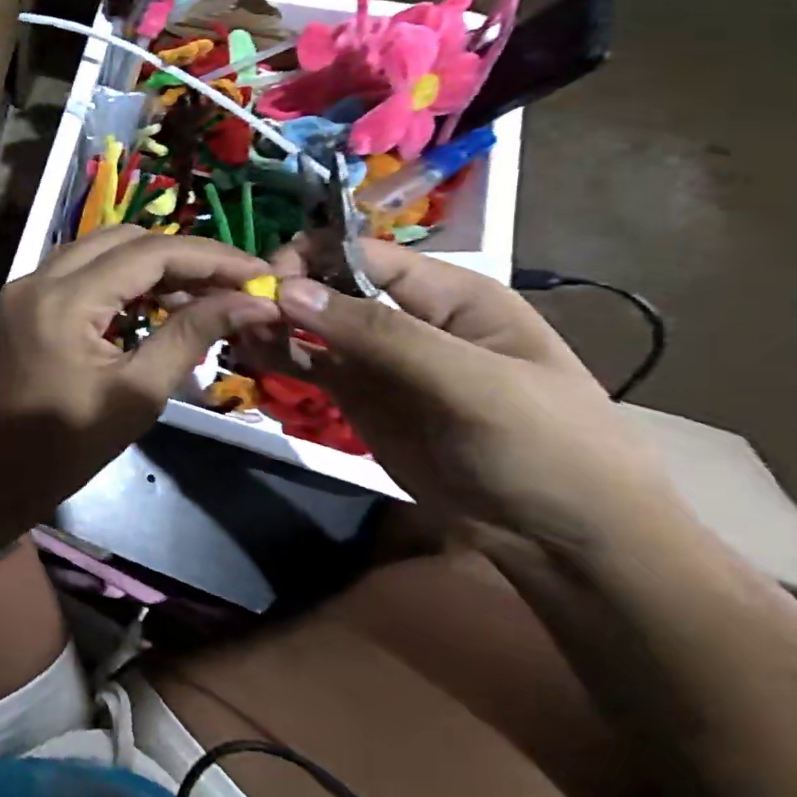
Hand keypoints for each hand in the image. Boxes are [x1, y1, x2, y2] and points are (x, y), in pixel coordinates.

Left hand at [0, 227, 279, 539]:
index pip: (148, 253)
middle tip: (230, 285)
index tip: (257, 272)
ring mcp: (26, 285)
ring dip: (152, 263)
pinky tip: (156, 301)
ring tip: (201, 294)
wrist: (5, 470)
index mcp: (64, 301)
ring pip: (101, 247)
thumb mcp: (140, 392)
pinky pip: (82, 267)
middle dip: (182, 256)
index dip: (209, 257)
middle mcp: (39, 278)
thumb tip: (256, 301)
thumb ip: (193, 334)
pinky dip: (122, 276)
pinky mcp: (25, 297)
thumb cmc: (73, 443)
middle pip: (124, 239)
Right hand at [249, 237, 681, 548]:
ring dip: (275, 321)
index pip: (367, 257)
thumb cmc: (541, 446)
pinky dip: (280, 355)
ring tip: (234, 327)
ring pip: (314, 326)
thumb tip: (287, 290)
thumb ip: (379, 335)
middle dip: (286, 289)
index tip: (267, 280)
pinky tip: (249, 350)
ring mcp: (381, 361)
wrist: (562, 540)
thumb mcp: (471, 383)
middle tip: (242, 308)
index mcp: (450, 295)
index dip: (314, 259)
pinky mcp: (361, 398)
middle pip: (332, 286)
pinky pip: (312, 365)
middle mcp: (408, 318)